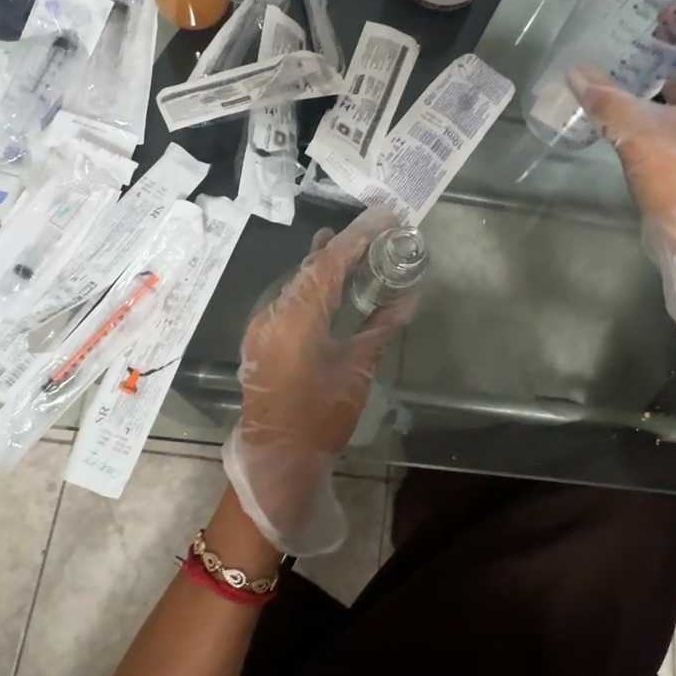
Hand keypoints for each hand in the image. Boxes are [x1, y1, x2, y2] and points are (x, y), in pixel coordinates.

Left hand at [223, 205, 416, 555]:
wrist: (275, 461)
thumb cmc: (319, 417)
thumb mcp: (356, 370)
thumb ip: (381, 327)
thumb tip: (411, 297)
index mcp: (297, 316)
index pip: (330, 262)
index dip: (359, 236)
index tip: (385, 215)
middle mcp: (275, 311)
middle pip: (312, 266)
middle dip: (346, 244)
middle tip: (380, 227)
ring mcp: (265, 324)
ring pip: (300, 280)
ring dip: (330, 262)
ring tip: (362, 245)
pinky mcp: (264, 337)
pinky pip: (291, 298)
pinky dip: (316, 285)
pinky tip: (335, 282)